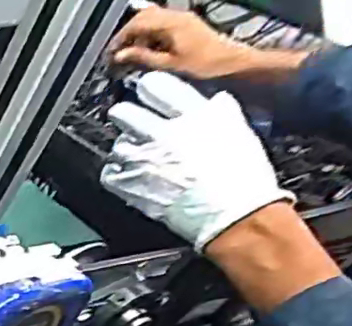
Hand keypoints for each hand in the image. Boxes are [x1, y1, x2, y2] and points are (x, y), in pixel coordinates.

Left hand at [100, 71, 293, 251]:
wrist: (232, 212)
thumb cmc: (241, 174)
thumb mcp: (236, 126)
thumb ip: (214, 110)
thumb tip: (203, 103)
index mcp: (196, 113)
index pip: (160, 88)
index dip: (148, 87)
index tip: (144, 89)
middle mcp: (166, 134)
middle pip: (129, 114)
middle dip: (124, 114)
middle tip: (124, 116)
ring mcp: (146, 162)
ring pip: (118, 145)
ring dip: (122, 146)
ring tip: (131, 150)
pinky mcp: (133, 188)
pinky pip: (110, 174)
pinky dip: (114, 171)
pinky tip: (125, 172)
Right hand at [109, 8, 304, 82]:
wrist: (228, 63)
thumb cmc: (200, 67)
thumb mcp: (166, 65)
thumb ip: (141, 58)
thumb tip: (119, 56)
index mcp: (172, 24)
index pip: (137, 23)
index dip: (119, 38)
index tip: (108, 55)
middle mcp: (177, 16)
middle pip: (143, 16)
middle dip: (126, 34)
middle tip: (114, 54)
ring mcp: (182, 19)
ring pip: (151, 19)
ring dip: (136, 35)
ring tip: (127, 55)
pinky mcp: (185, 26)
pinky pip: (160, 25)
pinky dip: (147, 36)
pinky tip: (143, 51)